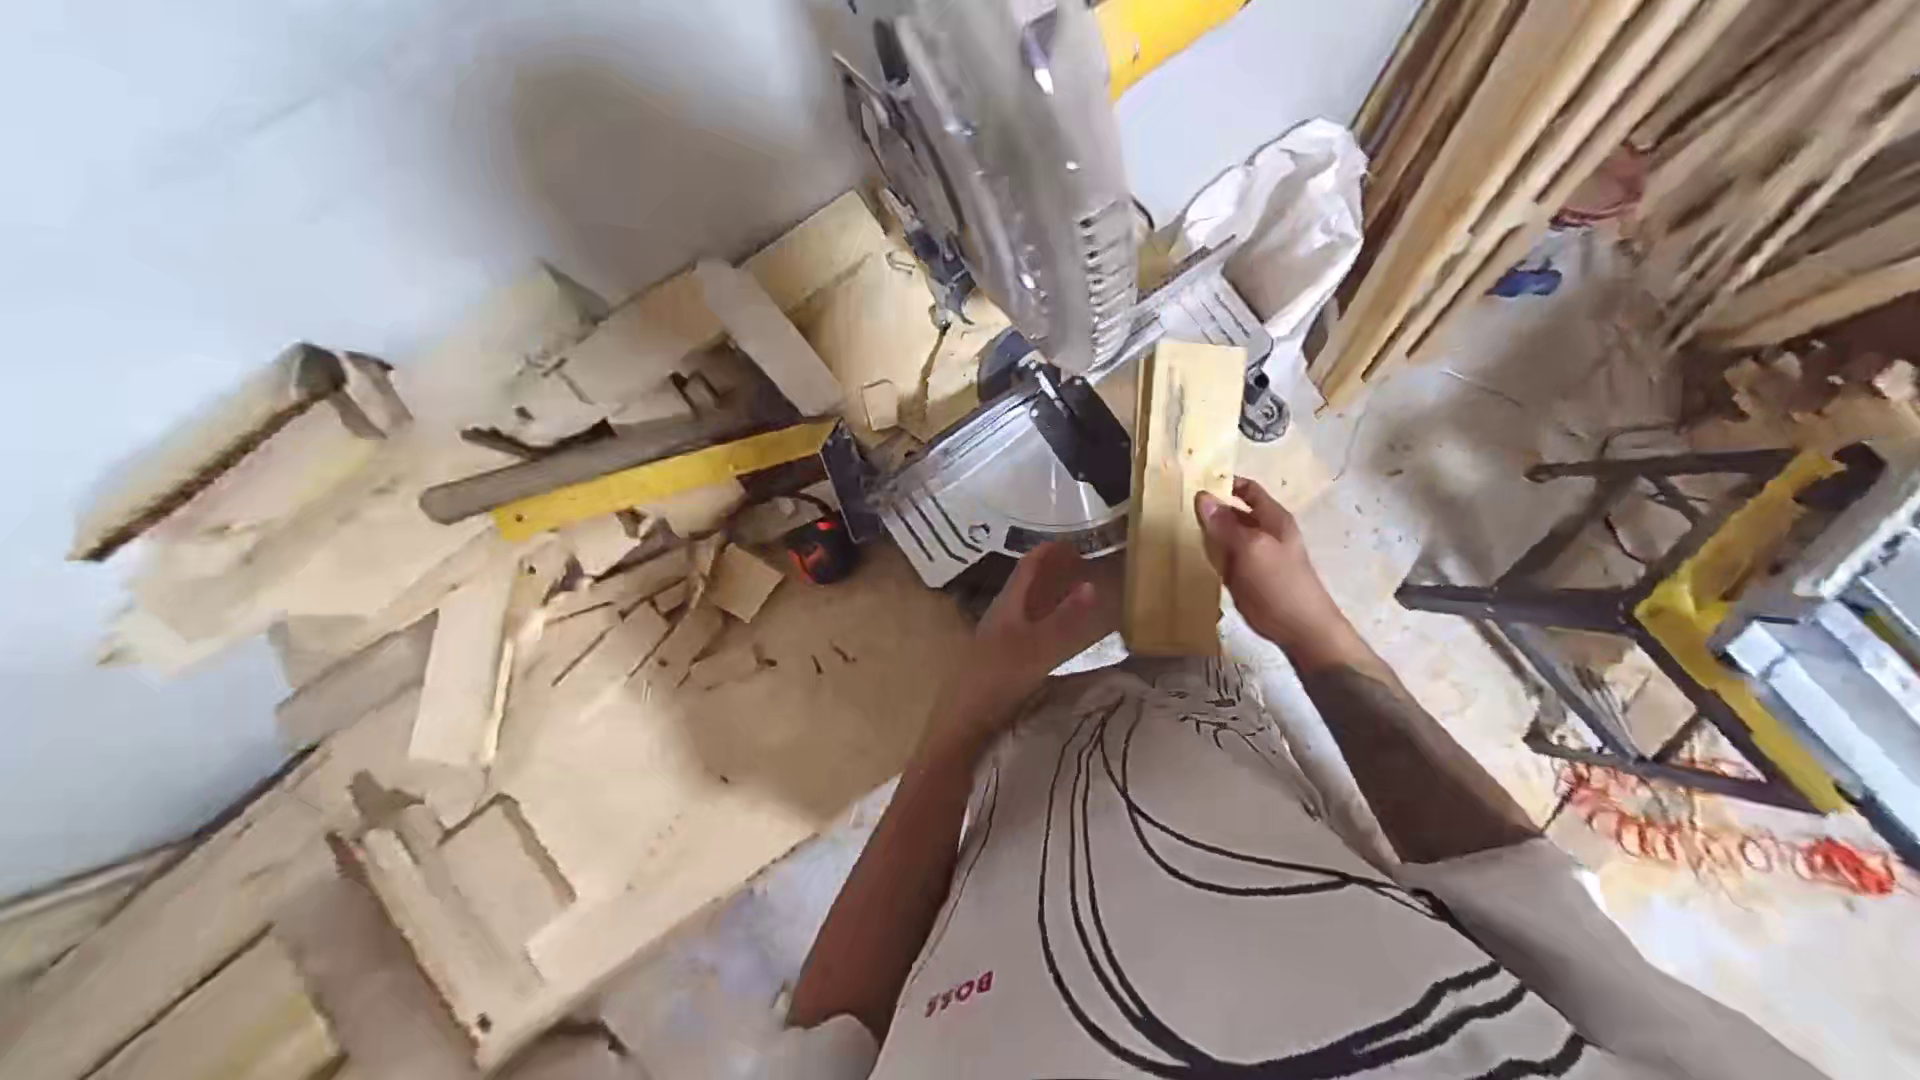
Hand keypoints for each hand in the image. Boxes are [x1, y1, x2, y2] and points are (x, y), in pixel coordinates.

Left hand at [920, 543, 1111, 759]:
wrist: (961, 727)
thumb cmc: (995, 682)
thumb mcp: (1036, 650)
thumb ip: (1065, 620)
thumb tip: (1093, 585)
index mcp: (1007, 606)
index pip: (1029, 567)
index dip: (1050, 551)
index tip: (1076, 542)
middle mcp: (1002, 617)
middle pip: (1028, 585)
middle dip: (1054, 571)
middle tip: (1084, 565)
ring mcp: (1000, 641)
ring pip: (1029, 608)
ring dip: (1051, 597)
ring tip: (1077, 595)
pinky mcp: (1002, 664)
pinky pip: (1030, 631)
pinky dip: (1049, 623)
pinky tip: (1059, 637)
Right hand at [1195, 477, 1369, 673]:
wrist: (1298, 627)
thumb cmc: (1280, 582)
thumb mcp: (1251, 548)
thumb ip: (1226, 524)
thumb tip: (1202, 497)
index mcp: (1272, 519)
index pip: (1248, 490)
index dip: (1226, 483)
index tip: (1196, 482)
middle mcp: (1263, 532)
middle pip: (1233, 512)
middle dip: (1210, 508)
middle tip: (1176, 505)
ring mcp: (1252, 555)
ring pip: (1225, 536)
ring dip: (1205, 532)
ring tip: (1175, 526)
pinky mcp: (1243, 576)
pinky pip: (1222, 558)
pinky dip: (1208, 554)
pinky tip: (1188, 553)